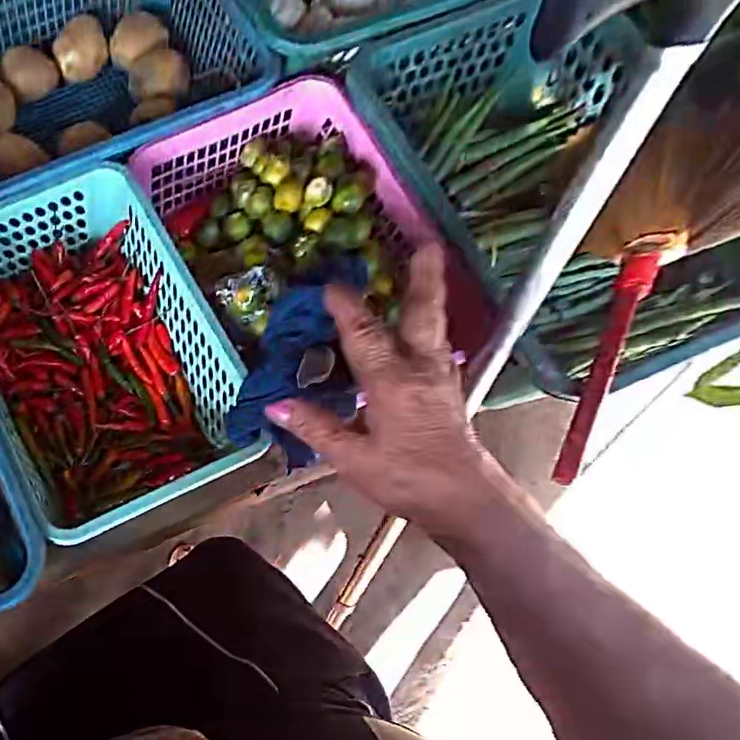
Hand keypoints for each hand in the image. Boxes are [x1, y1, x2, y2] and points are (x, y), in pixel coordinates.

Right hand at [267, 243, 515, 539]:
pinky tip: (416, 335)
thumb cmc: (405, 477)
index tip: (329, 285)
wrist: (462, 497)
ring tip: (425, 272)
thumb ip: (315, 427)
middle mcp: (422, 370)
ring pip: (433, 327)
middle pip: (422, 313)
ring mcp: (440, 379)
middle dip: (421, 277)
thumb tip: (276, 406)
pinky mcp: (447, 392)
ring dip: (427, 297)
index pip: (363, 334)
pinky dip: (425, 329)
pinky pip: (434, 348)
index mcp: (393, 382)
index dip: (345, 308)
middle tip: (425, 242)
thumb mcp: (350, 457)